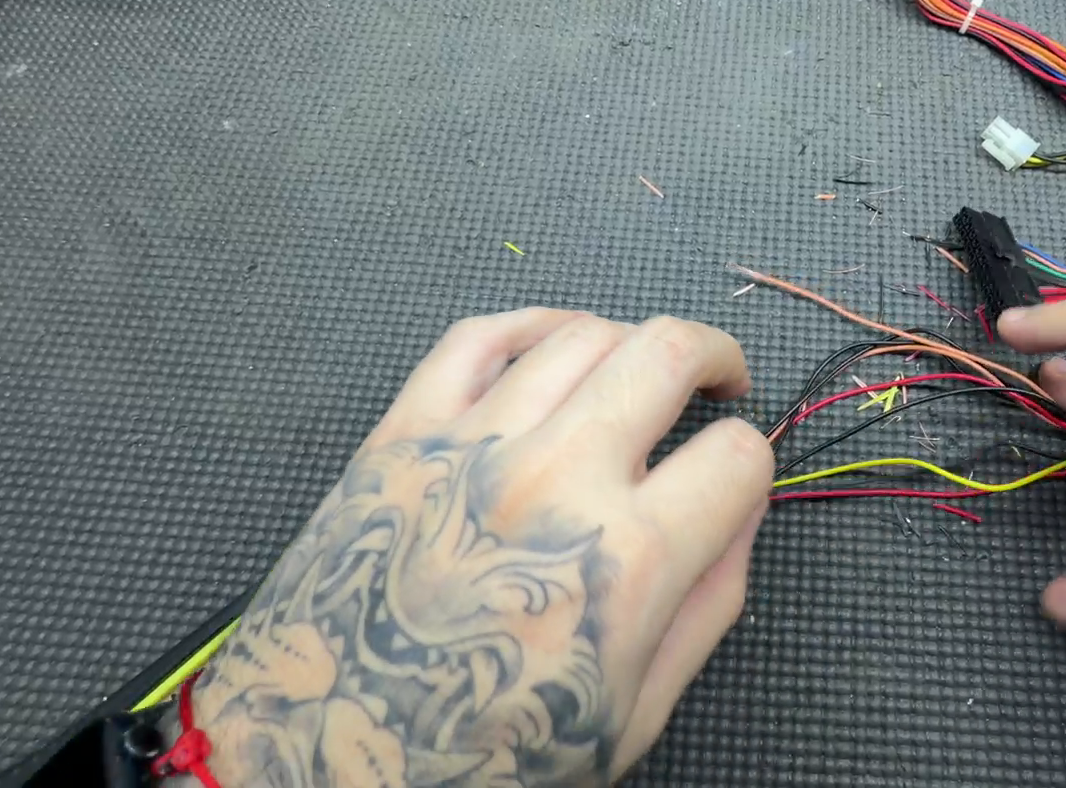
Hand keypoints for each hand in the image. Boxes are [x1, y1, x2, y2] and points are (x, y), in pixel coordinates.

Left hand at [185, 309, 772, 786]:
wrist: (313, 766)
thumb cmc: (483, 756)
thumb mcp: (635, 712)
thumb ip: (712, 601)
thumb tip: (744, 506)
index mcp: (626, 562)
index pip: (737, 456)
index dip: (752, 459)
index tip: (732, 475)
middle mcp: (556, 480)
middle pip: (669, 352)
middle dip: (716, 353)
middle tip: (720, 375)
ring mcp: (474, 444)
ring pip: (584, 333)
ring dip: (632, 341)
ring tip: (638, 372)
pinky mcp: (405, 431)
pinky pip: (481, 335)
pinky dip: (534, 323)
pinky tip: (559, 340)